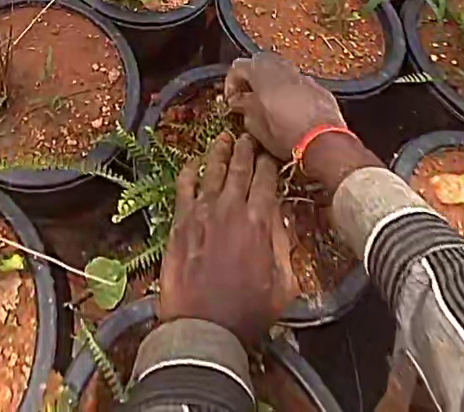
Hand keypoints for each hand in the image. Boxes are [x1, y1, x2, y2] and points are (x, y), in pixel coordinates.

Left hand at [158, 133, 286, 345]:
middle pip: (240, 168)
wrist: (203, 327)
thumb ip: (283, 246)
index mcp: (258, 222)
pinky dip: (189, 170)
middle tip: (248, 136)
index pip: (266, 181)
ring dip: (220, 151)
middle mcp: (230, 208)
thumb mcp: (282, 285)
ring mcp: (202, 210)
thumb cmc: (247, 312)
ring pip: (213, 170)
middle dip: (246, 149)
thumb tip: (281, 218)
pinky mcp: (180, 219)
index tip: (270, 155)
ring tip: (224, 137)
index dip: (269, 164)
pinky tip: (194, 162)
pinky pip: (184, 185)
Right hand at [224, 53, 344, 160]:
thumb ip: (243, 107)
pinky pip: (298, 84)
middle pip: (259, 62)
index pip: (237, 67)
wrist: (324, 142)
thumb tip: (239, 101)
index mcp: (261, 71)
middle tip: (248, 97)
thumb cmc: (286, 133)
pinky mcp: (318, 88)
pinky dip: (290, 92)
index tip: (232, 100)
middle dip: (251, 78)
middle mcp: (281, 67)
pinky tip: (290, 111)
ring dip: (271, 83)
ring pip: (280, 71)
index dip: (231, 83)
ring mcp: (301, 76)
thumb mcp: (255, 124)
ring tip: (269, 104)